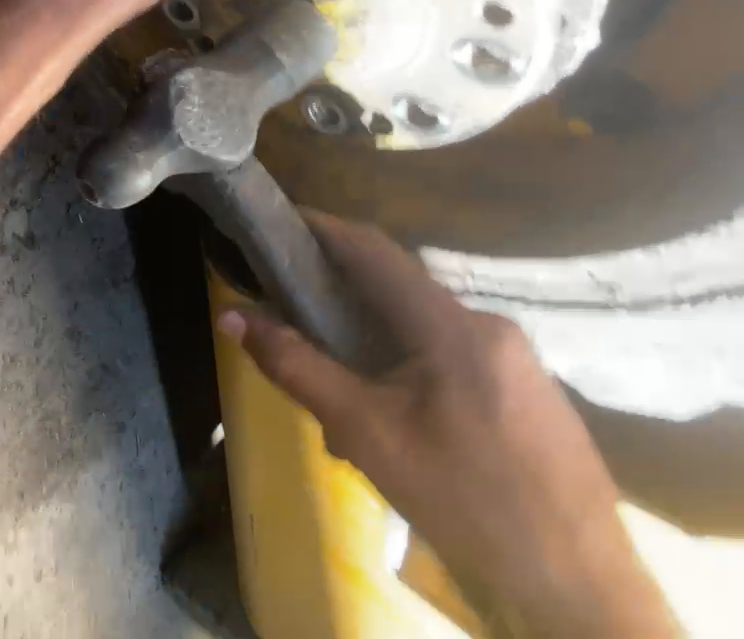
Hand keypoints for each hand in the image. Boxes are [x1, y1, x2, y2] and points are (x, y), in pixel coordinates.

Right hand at [220, 213, 677, 638]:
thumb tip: (231, 315)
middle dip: (335, 298)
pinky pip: (448, 360)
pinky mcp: (528, 398)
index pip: (375, 251)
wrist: (577, 587)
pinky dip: (400, 366)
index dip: (321, 227)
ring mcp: (518, 364)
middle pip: (395, 292)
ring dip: (367, 341)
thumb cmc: (462, 496)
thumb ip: (294, 364)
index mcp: (455, 327)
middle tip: (286, 317)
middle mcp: (492, 330)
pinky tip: (383, 413)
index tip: (273, 219)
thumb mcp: (362, 429)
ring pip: (419, 330)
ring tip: (329, 381)